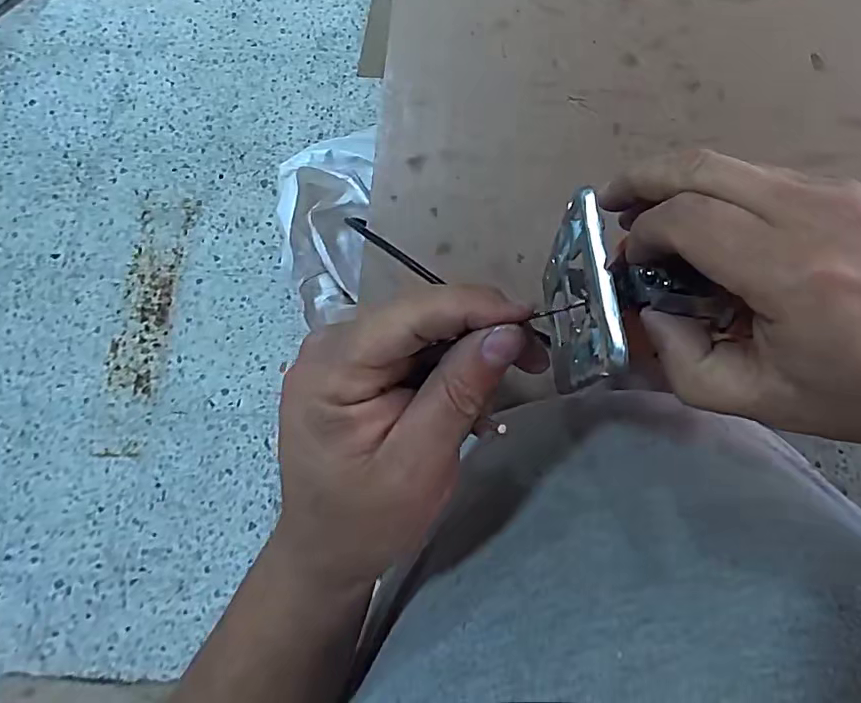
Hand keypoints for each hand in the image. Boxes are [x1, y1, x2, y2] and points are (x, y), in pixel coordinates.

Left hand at [268, 287, 548, 589]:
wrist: (325, 553)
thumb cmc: (365, 520)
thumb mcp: (420, 463)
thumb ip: (461, 391)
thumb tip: (509, 333)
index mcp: (334, 365)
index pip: (416, 311)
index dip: (478, 307)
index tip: (532, 320)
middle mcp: (336, 341)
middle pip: (426, 311)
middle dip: (486, 326)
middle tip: (535, 356)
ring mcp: (349, 347)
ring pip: (432, 321)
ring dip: (479, 342)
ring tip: (517, 371)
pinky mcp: (366, 358)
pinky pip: (425, 340)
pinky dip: (460, 358)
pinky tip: (480, 386)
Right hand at [600, 149, 860, 458]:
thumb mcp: (771, 401)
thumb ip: (687, 364)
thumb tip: (650, 315)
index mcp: (788, 267)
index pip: (683, 217)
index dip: (641, 235)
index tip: (631, 264)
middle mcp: (811, 208)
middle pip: (700, 163)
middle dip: (645, 177)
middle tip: (614, 202)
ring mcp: (841, 189)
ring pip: (739, 166)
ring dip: (691, 184)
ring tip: (671, 221)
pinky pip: (776, 178)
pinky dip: (736, 193)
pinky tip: (738, 234)